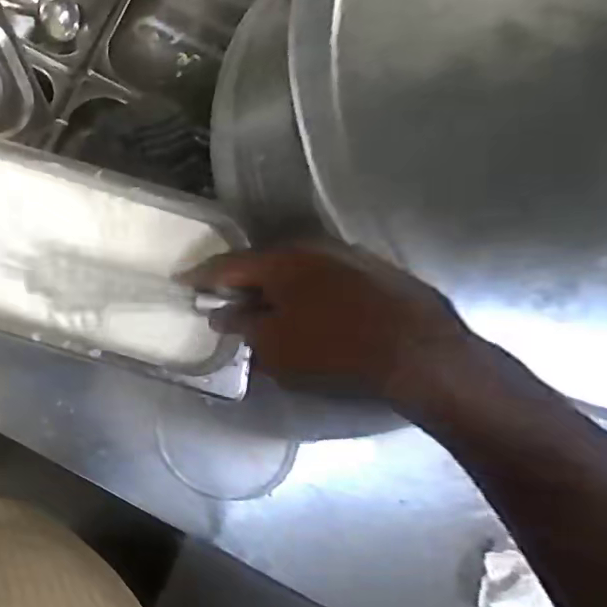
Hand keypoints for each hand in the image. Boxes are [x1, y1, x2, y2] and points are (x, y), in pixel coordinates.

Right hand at [184, 242, 476, 401]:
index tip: (182, 283)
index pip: (226, 265)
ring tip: (264, 313)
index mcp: (281, 260)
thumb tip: (223, 313)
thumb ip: (240, 325)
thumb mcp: (271, 345)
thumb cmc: (333, 350)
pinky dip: (307, 296)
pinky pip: (326, 282)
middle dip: (241, 284)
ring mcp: (352, 259)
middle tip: (223, 303)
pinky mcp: (380, 276)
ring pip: (298, 272)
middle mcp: (315, 249)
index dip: (200, 277)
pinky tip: (306, 317)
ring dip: (277, 291)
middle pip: (264, 265)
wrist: (425, 357)